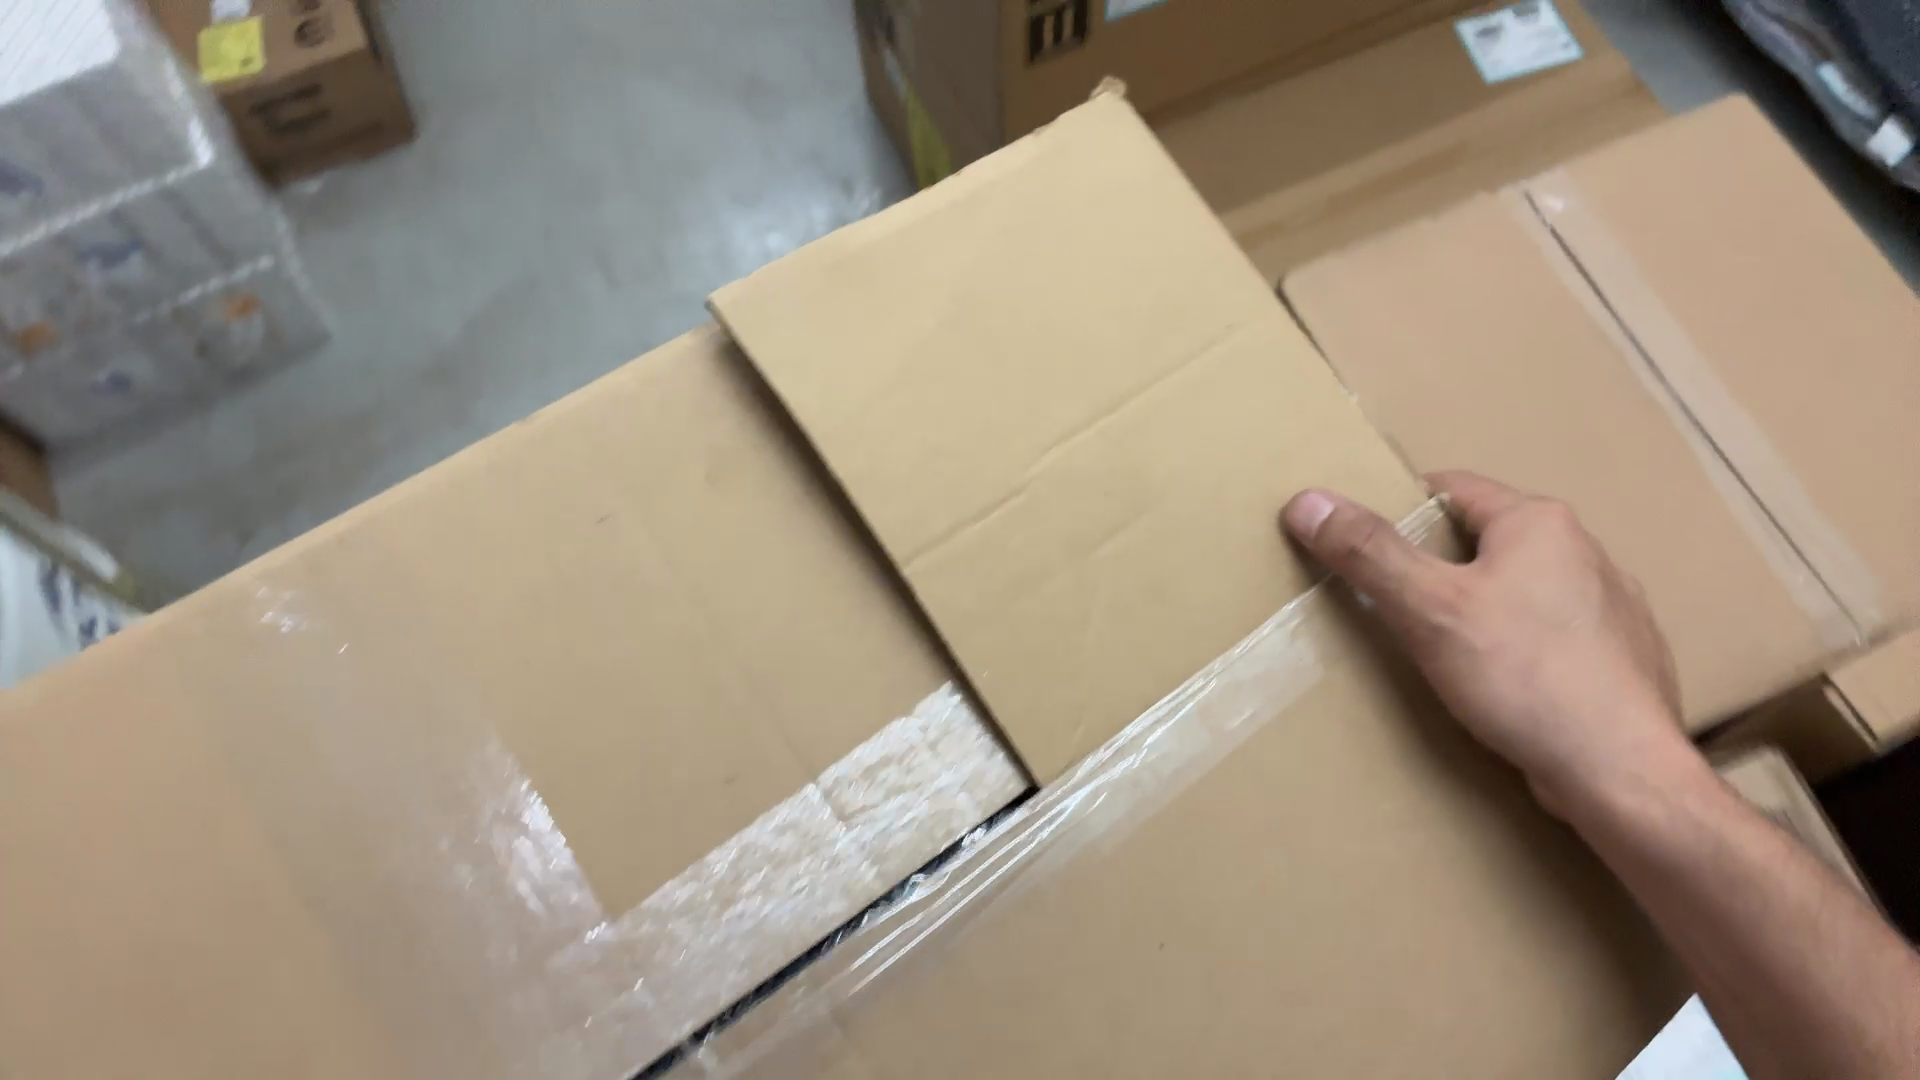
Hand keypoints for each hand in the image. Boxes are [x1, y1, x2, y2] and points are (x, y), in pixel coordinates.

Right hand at [1281, 470, 1699, 816]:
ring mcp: (1613, 604)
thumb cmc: (1520, 674)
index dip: (1397, 508)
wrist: (1620, 774)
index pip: (1449, 488)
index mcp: (1539, 523)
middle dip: (1431, 560)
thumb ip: (1367, 551)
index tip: (1361, 544)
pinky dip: (1512, 637)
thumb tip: (1305, 500)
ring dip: (1474, 599)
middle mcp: (1584, 549)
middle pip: (1481, 536)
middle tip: (1388, 596)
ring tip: (1436, 639)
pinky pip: (1547, 625)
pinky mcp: (1624, 654)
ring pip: (1517, 582)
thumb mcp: (1427, 607)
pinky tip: (1495, 676)